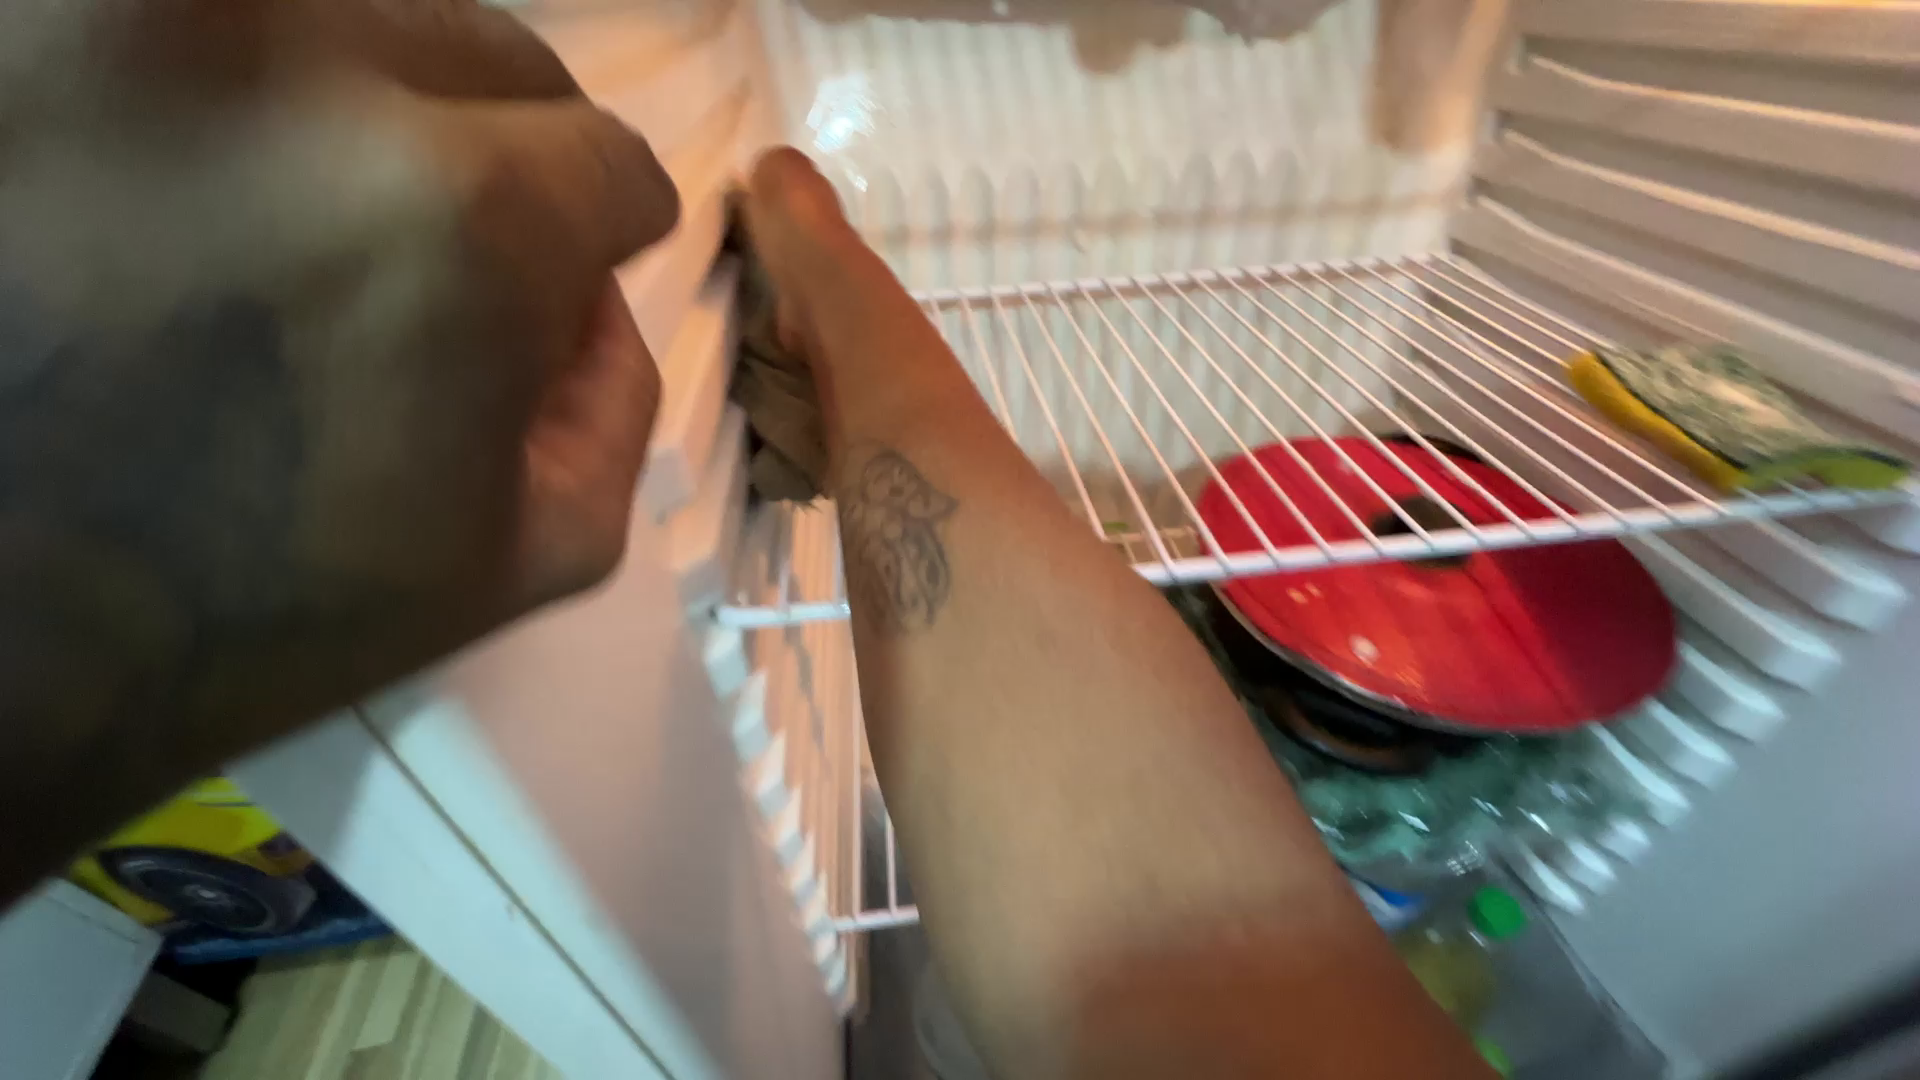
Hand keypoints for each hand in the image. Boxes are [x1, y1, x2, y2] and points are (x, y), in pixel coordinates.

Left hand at [0, 0, 675, 896]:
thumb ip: (620, 404)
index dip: (608, 237)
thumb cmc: (260, 608)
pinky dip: (239, 108)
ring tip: (297, 230)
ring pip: (354, 17)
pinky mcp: (1, 13)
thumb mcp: (537, 548)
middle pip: (504, 56)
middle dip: (514, 160)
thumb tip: (599, 302)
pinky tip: (190, 207)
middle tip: (439, 262)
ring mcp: (109, 8)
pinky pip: (192, 32)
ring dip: (376, 115)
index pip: (616, 163)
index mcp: (465, 218)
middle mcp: (291, 52)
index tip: (562, 285)